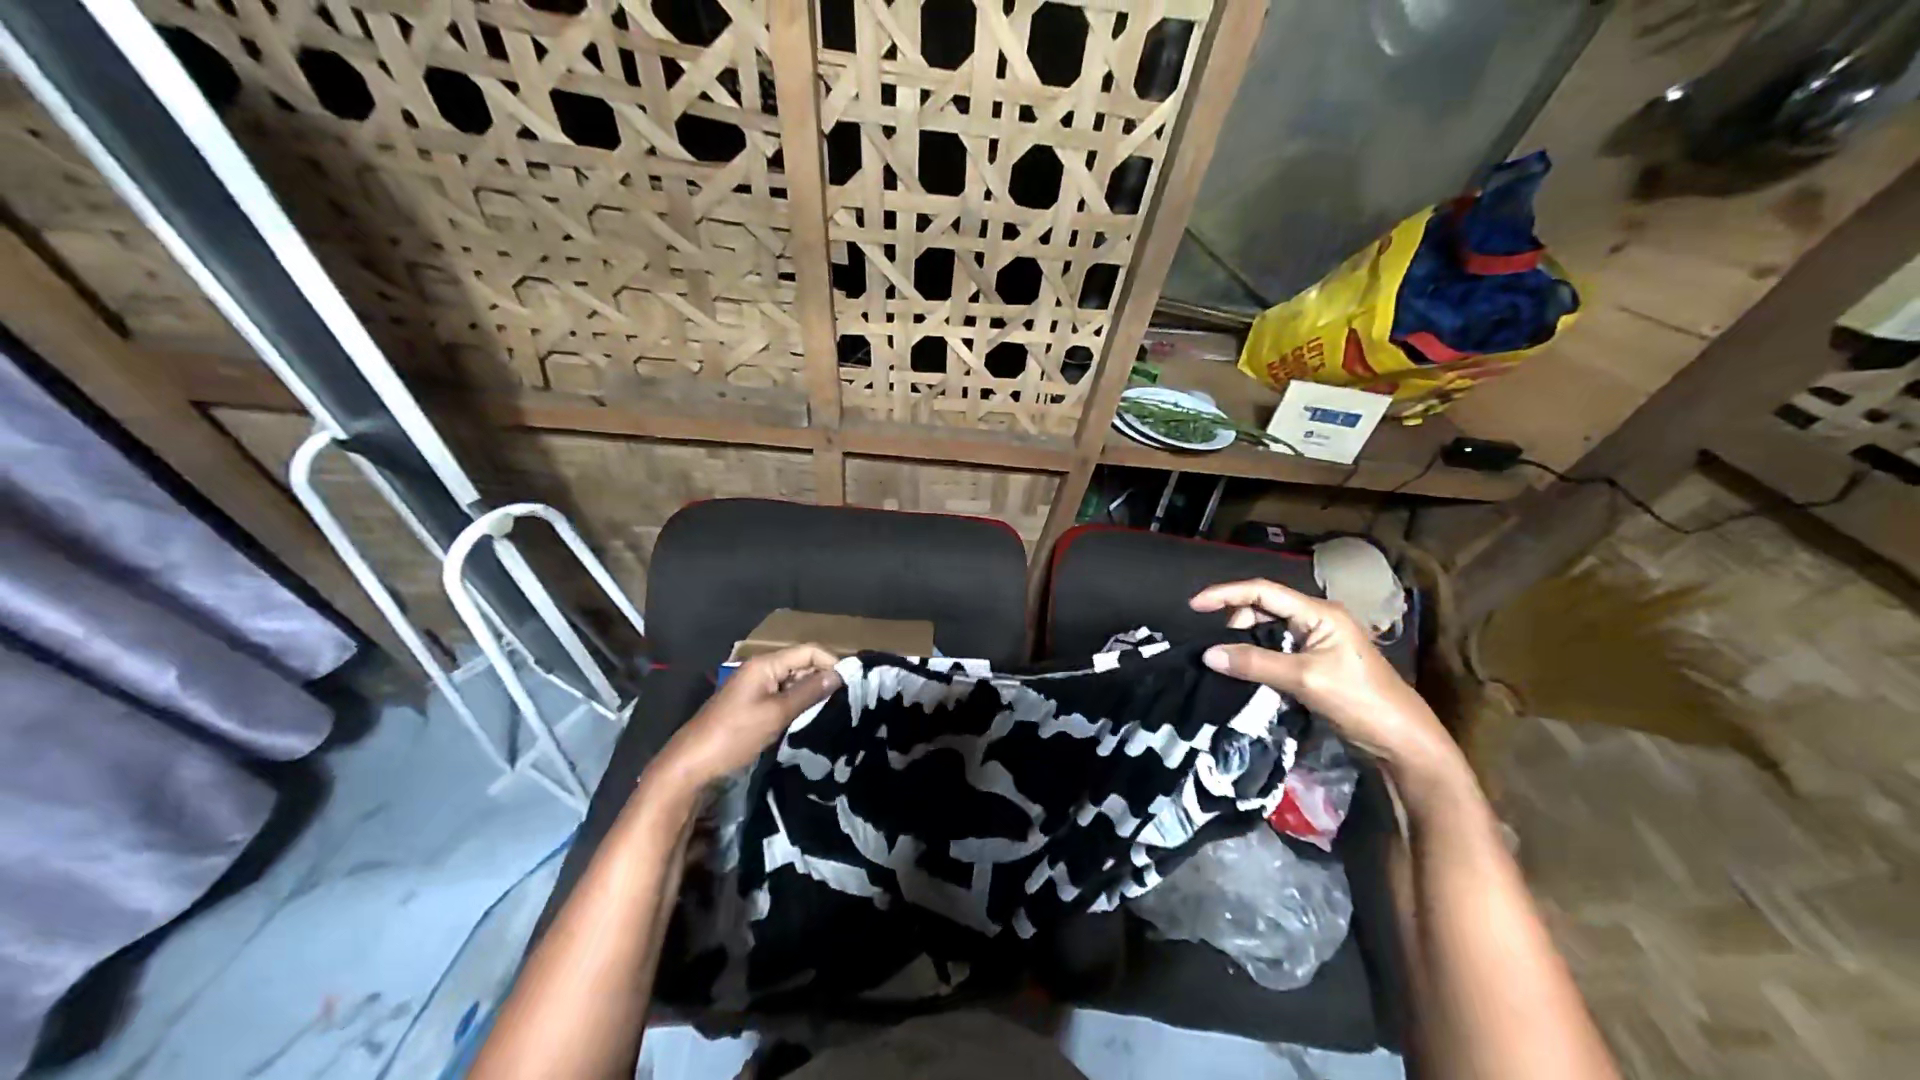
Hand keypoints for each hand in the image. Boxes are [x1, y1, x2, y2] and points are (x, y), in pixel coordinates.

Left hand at [645, 645, 841, 799]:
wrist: (691, 766)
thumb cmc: (734, 736)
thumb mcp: (776, 713)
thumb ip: (808, 692)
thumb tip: (838, 675)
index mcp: (764, 664)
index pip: (808, 651)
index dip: (831, 662)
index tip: (851, 685)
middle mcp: (760, 670)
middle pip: (801, 664)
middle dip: (823, 678)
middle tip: (846, 701)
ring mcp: (754, 688)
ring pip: (792, 682)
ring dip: (811, 693)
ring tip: (832, 711)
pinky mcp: (751, 706)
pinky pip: (781, 697)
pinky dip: (796, 705)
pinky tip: (808, 720)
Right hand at [1190, 579, 1456, 778]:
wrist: (1403, 742)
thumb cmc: (1360, 702)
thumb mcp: (1304, 680)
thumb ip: (1256, 663)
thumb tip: (1209, 654)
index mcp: (1320, 613)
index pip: (1263, 591)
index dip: (1225, 594)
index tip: (1194, 605)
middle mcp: (1318, 619)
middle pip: (1264, 607)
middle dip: (1235, 621)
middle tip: (1217, 648)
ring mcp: (1318, 641)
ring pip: (1269, 629)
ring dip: (1246, 641)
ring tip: (1229, 662)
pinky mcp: (1317, 662)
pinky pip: (1277, 650)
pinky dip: (1258, 656)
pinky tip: (1246, 671)